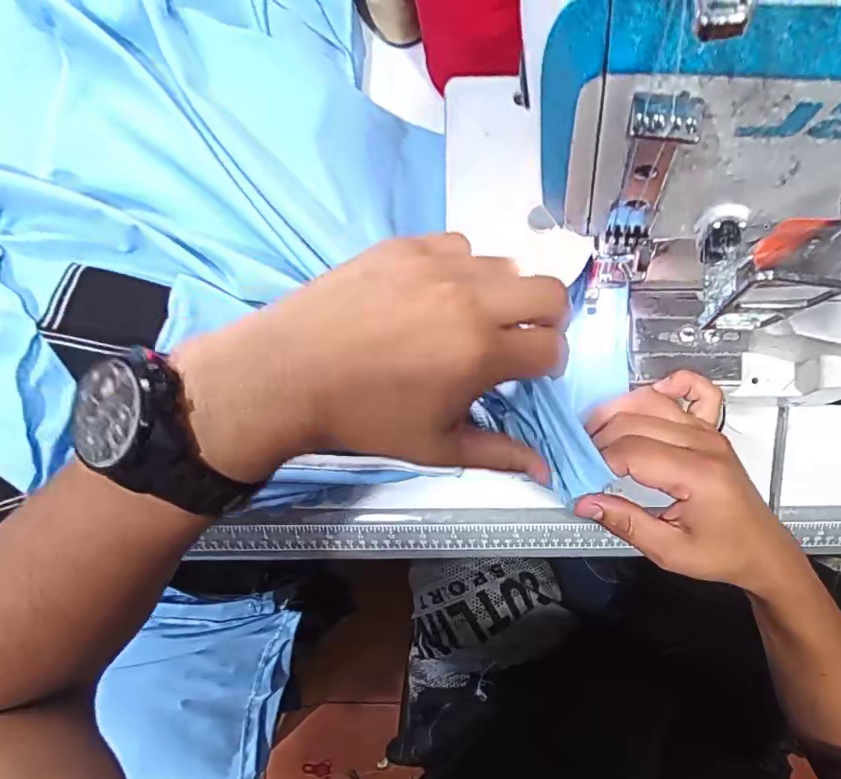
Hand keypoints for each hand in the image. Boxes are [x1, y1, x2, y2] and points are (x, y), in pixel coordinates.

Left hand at [171, 234, 566, 482]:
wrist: (286, 376)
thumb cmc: (366, 417)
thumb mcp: (439, 446)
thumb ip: (501, 454)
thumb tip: (544, 471)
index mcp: (480, 352)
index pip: (553, 345)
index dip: (551, 364)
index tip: (532, 374)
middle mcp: (468, 299)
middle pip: (550, 291)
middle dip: (549, 320)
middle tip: (521, 340)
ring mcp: (435, 265)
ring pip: (508, 265)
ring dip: (507, 295)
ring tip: (476, 319)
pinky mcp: (405, 246)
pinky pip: (461, 245)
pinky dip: (465, 269)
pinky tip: (440, 296)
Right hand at [575, 371, 811, 598]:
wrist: (761, 551)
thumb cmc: (725, 552)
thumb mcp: (669, 550)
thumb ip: (626, 523)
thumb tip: (588, 502)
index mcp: (697, 475)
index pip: (631, 451)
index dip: (597, 462)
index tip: (581, 479)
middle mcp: (705, 445)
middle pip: (635, 422)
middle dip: (599, 439)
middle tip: (580, 461)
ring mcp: (710, 433)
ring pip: (653, 402)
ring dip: (619, 412)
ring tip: (597, 435)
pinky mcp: (713, 432)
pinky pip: (695, 391)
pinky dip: (671, 386)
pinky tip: (650, 398)